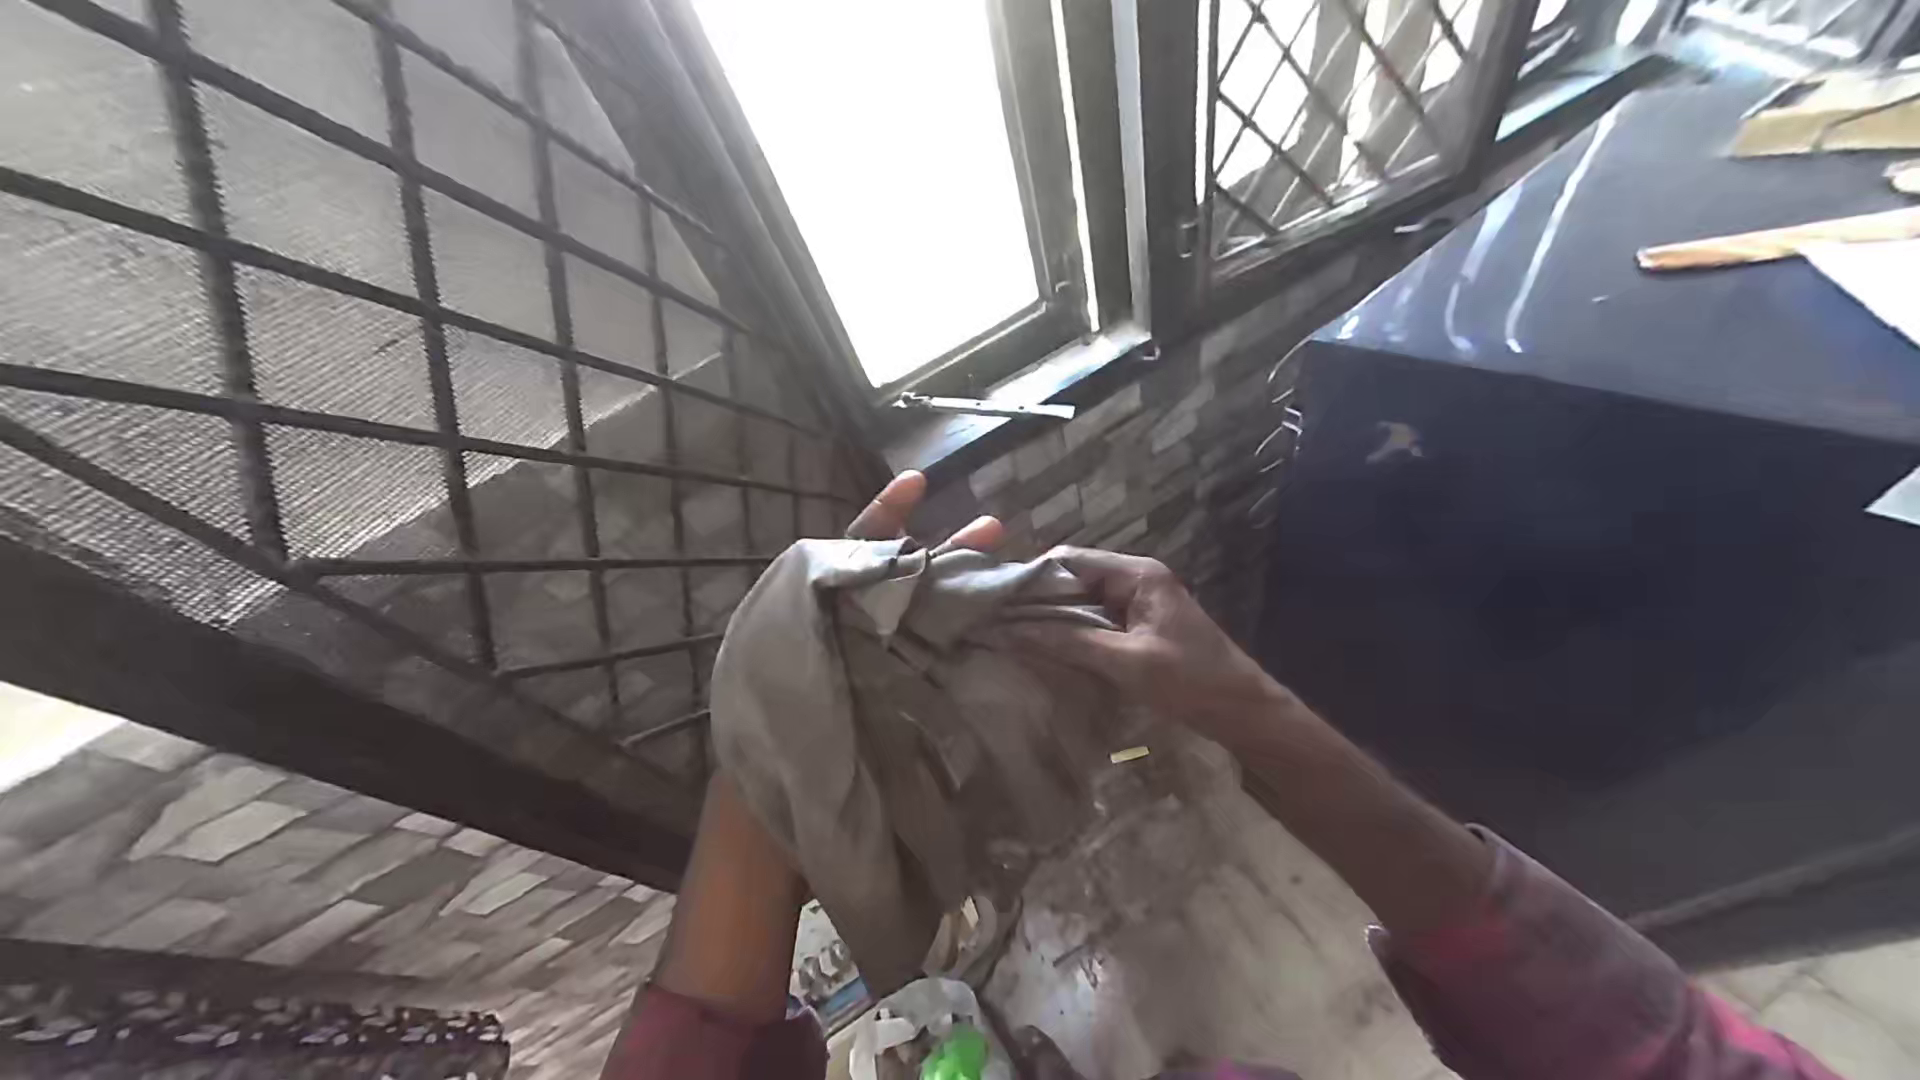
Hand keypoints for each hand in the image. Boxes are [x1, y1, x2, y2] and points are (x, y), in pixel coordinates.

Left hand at [648, 472, 1003, 1025]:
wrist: (772, 840)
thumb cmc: (769, 754)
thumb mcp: (781, 675)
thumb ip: (815, 611)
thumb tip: (862, 557)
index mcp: (817, 619)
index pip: (851, 551)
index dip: (883, 514)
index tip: (917, 483)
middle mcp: (855, 637)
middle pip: (902, 581)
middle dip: (945, 552)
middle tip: (993, 531)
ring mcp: (886, 672)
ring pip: (930, 619)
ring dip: (966, 593)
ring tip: (1011, 572)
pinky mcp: (908, 706)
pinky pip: (940, 663)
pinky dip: (967, 641)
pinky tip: (1002, 633)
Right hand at [1017, 546, 1292, 747]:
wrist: (1246, 713)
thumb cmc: (1192, 682)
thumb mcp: (1127, 662)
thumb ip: (1070, 643)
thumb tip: (1012, 630)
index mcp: (1137, 574)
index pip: (1070, 559)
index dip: (1033, 577)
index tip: (997, 601)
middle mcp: (1134, 579)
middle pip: (1073, 578)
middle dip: (1038, 599)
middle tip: (998, 622)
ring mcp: (1136, 603)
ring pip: (1081, 601)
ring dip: (1052, 617)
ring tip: (1013, 635)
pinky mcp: (1136, 626)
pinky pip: (1093, 621)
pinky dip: (1070, 632)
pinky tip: (1046, 648)